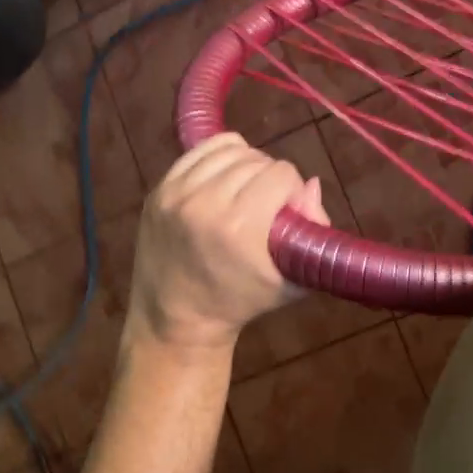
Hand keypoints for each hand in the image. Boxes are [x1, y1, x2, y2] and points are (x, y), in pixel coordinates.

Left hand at [123, 132, 329, 351]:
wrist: (173, 321)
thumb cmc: (239, 302)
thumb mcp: (291, 279)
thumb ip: (314, 229)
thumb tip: (311, 183)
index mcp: (240, 225)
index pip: (282, 173)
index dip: (292, 191)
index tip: (287, 213)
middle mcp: (206, 202)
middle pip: (258, 160)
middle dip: (271, 179)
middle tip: (268, 205)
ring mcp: (178, 194)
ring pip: (231, 151)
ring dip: (247, 165)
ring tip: (247, 190)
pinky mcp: (159, 190)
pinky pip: (201, 151)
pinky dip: (221, 156)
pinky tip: (226, 175)